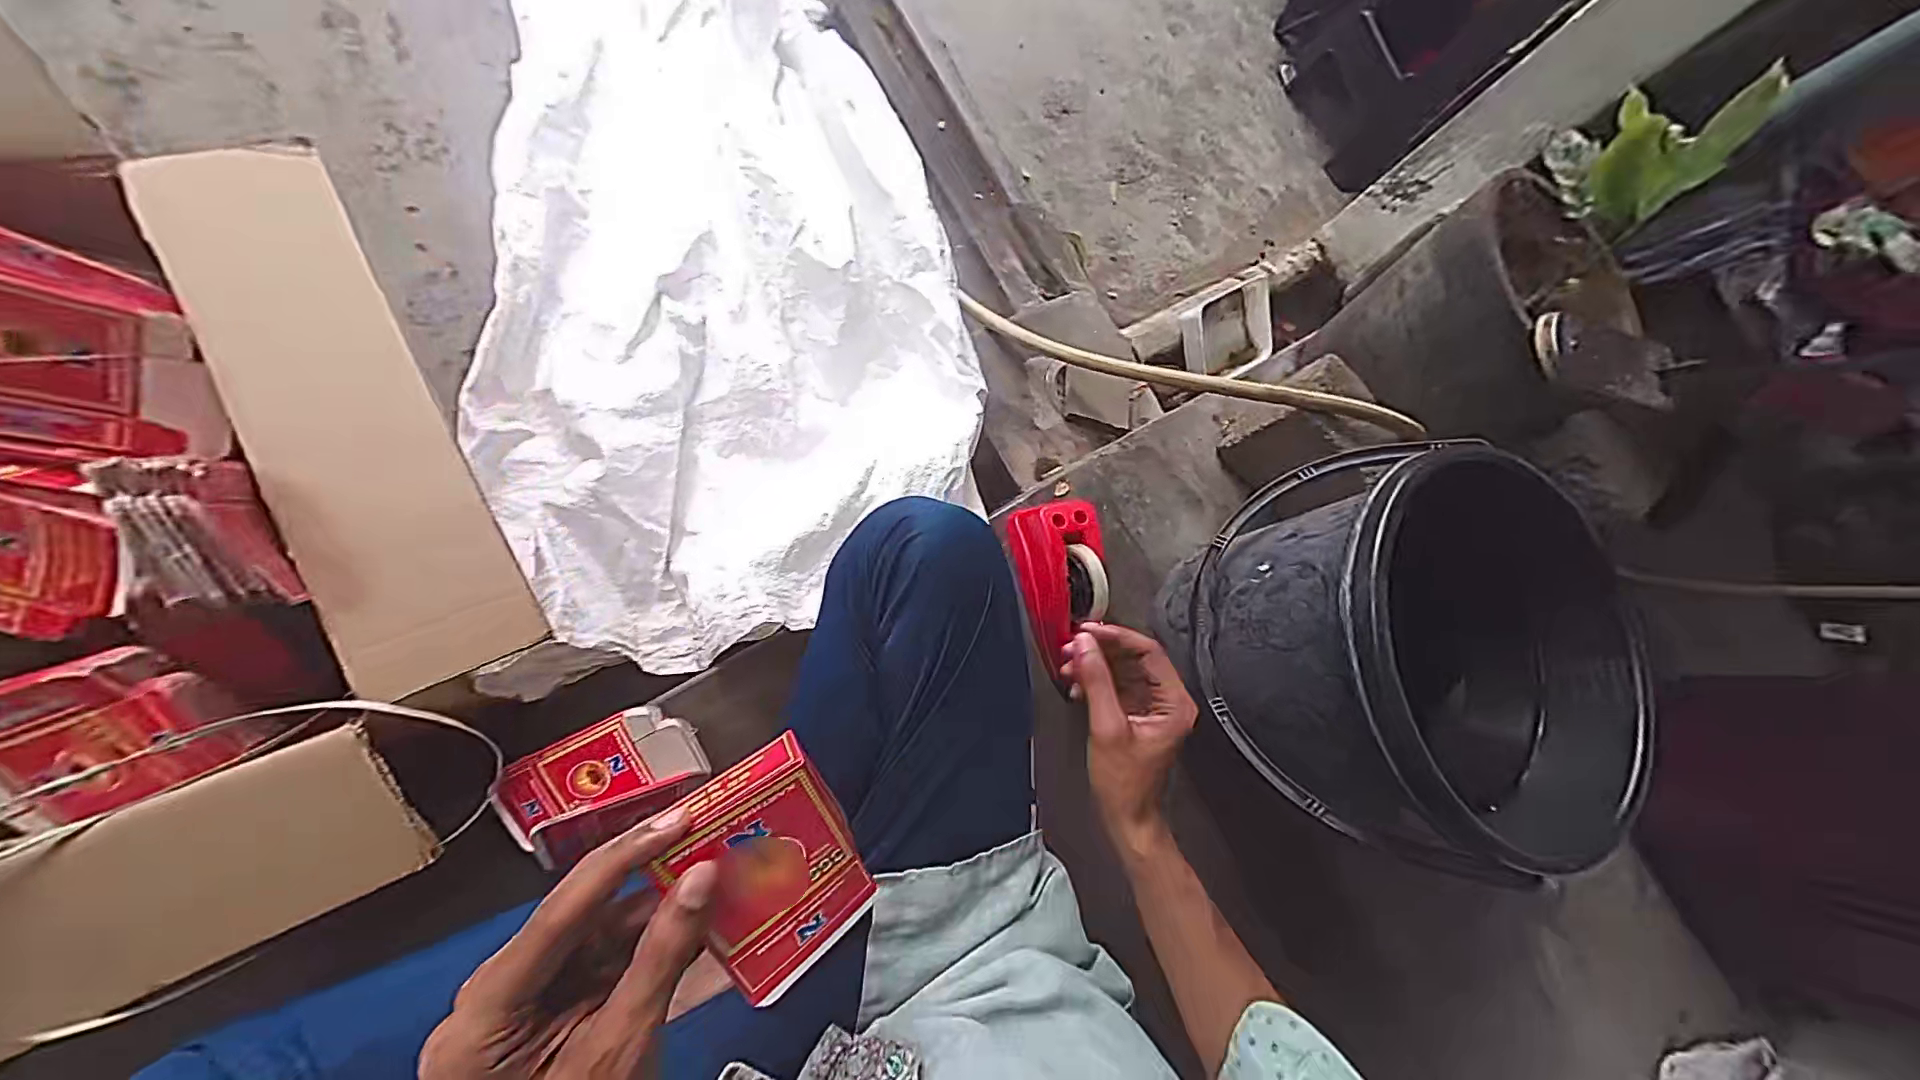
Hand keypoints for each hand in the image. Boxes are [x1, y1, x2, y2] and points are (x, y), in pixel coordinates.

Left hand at [419, 808, 717, 1078]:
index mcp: (487, 1008)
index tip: (679, 820)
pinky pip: (615, 956)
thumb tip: (702, 876)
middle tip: (702, 834)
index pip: (563, 907)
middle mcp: (501, 991)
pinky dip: (659, 939)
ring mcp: (533, 998)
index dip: (627, 855)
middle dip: (652, 874)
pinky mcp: (562, 1005)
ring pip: (607, 929)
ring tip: (715, 874)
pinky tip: (700, 920)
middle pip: (586, 912)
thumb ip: (662, 957)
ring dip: (664, 905)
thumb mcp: (620, 1048)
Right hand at [1059, 622, 1197, 852]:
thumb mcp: (1107, 727)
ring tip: (1070, 664)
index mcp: (1174, 702)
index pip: (1148, 652)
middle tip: (1074, 645)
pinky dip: (1094, 679)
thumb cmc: (1126, 784)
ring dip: (1094, 663)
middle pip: (1134, 657)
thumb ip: (1096, 682)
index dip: (1116, 637)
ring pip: (1122, 668)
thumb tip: (1084, 646)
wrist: (1127, 817)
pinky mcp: (1134, 712)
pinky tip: (1077, 683)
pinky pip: (1115, 684)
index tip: (1090, 631)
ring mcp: (1150, 706)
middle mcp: (1167, 701)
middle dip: (1101, 649)